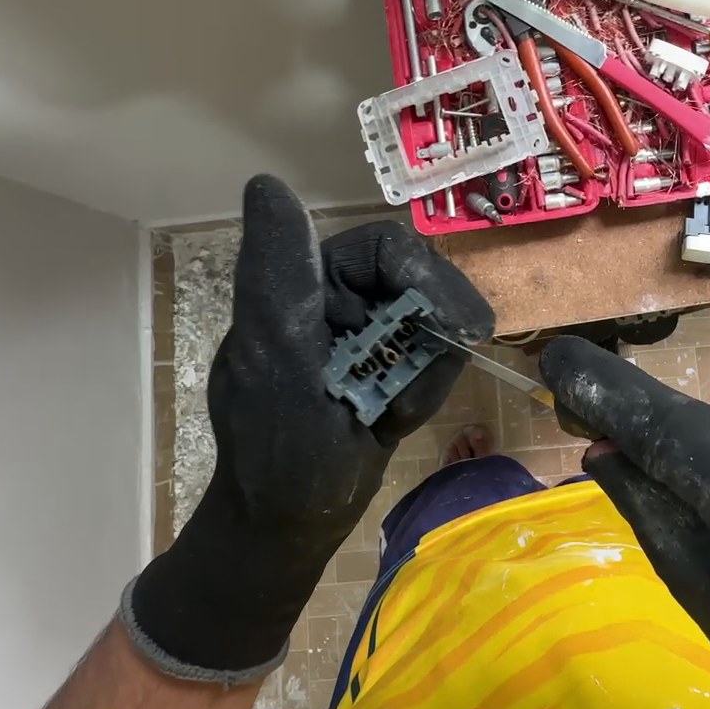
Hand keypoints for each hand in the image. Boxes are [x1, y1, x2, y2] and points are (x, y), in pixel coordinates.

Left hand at [124, 176, 492, 682]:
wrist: (294, 523)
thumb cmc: (276, 451)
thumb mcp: (273, 359)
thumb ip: (281, 276)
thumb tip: (268, 184)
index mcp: (309, 282)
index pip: (388, 246)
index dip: (421, 278)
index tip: (434, 325)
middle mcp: (346, 294)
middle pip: (428, 280)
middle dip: (428, 341)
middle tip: (410, 390)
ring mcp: (375, 329)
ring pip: (441, 320)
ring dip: (427, 374)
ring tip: (394, 411)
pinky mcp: (395, 360)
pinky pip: (441, 354)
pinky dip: (429, 389)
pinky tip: (397, 417)